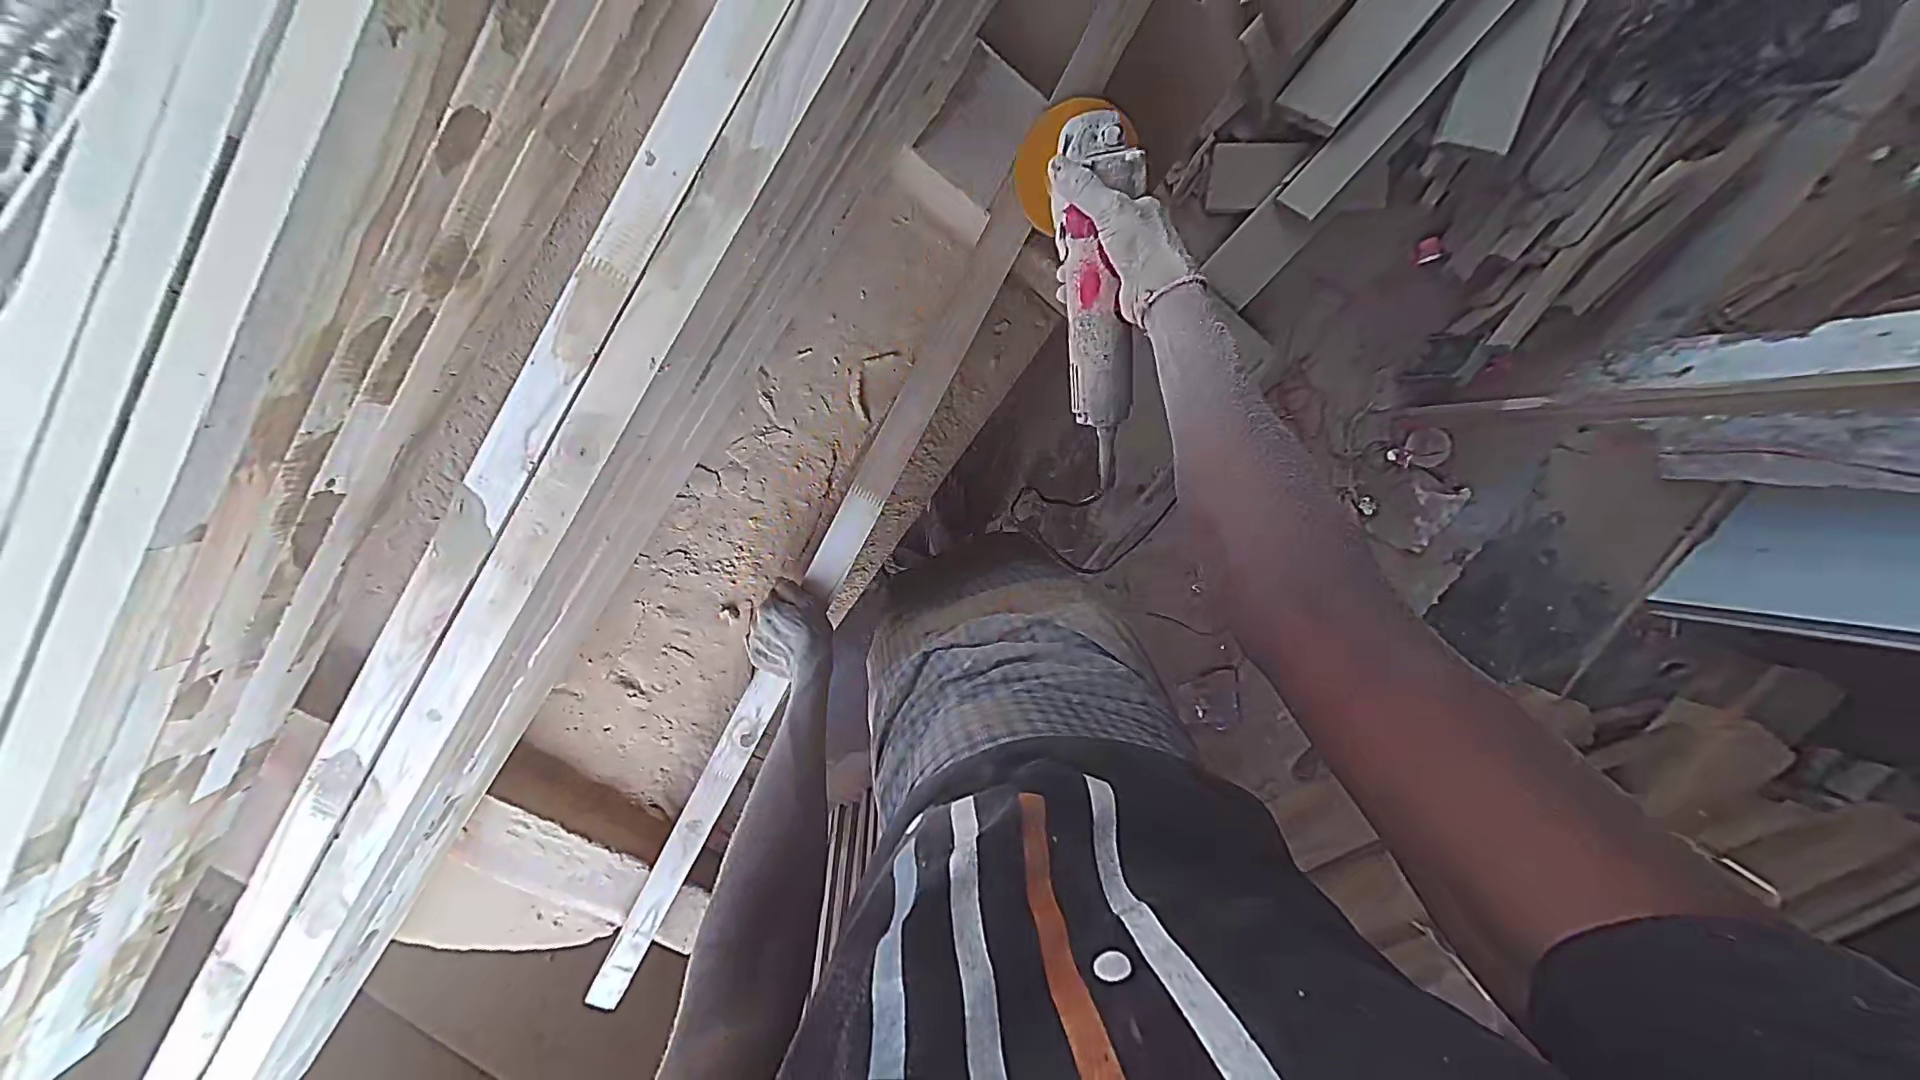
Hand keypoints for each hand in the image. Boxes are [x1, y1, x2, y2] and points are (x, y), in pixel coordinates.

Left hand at [747, 580, 829, 679]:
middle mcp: (756, 623)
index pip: (775, 593)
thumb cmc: (813, 636)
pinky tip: (785, 647)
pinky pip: (762, 644)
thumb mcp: (810, 603)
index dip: (789, 600)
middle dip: (780, 614)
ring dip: (775, 629)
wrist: (809, 666)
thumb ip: (790, 588)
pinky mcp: (756, 656)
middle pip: (768, 610)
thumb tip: (780, 583)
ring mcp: (754, 641)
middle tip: (798, 623)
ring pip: (764, 627)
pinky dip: (771, 644)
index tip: (798, 608)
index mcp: (767, 607)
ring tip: (792, 637)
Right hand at [1048, 156, 1198, 324]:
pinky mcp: (1120, 290)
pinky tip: (1069, 290)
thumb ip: (1083, 188)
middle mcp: (1137, 237)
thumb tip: (1058, 166)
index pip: (1109, 198)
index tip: (1067, 208)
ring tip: (1064, 271)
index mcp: (1141, 210)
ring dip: (1074, 266)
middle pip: (1096, 233)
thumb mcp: (1111, 209)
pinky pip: (1093, 287)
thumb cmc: (1147, 250)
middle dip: (1075, 240)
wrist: (1157, 296)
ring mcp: (1129, 265)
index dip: (1085, 202)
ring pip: (1093, 261)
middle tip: (1063, 243)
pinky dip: (1078, 289)